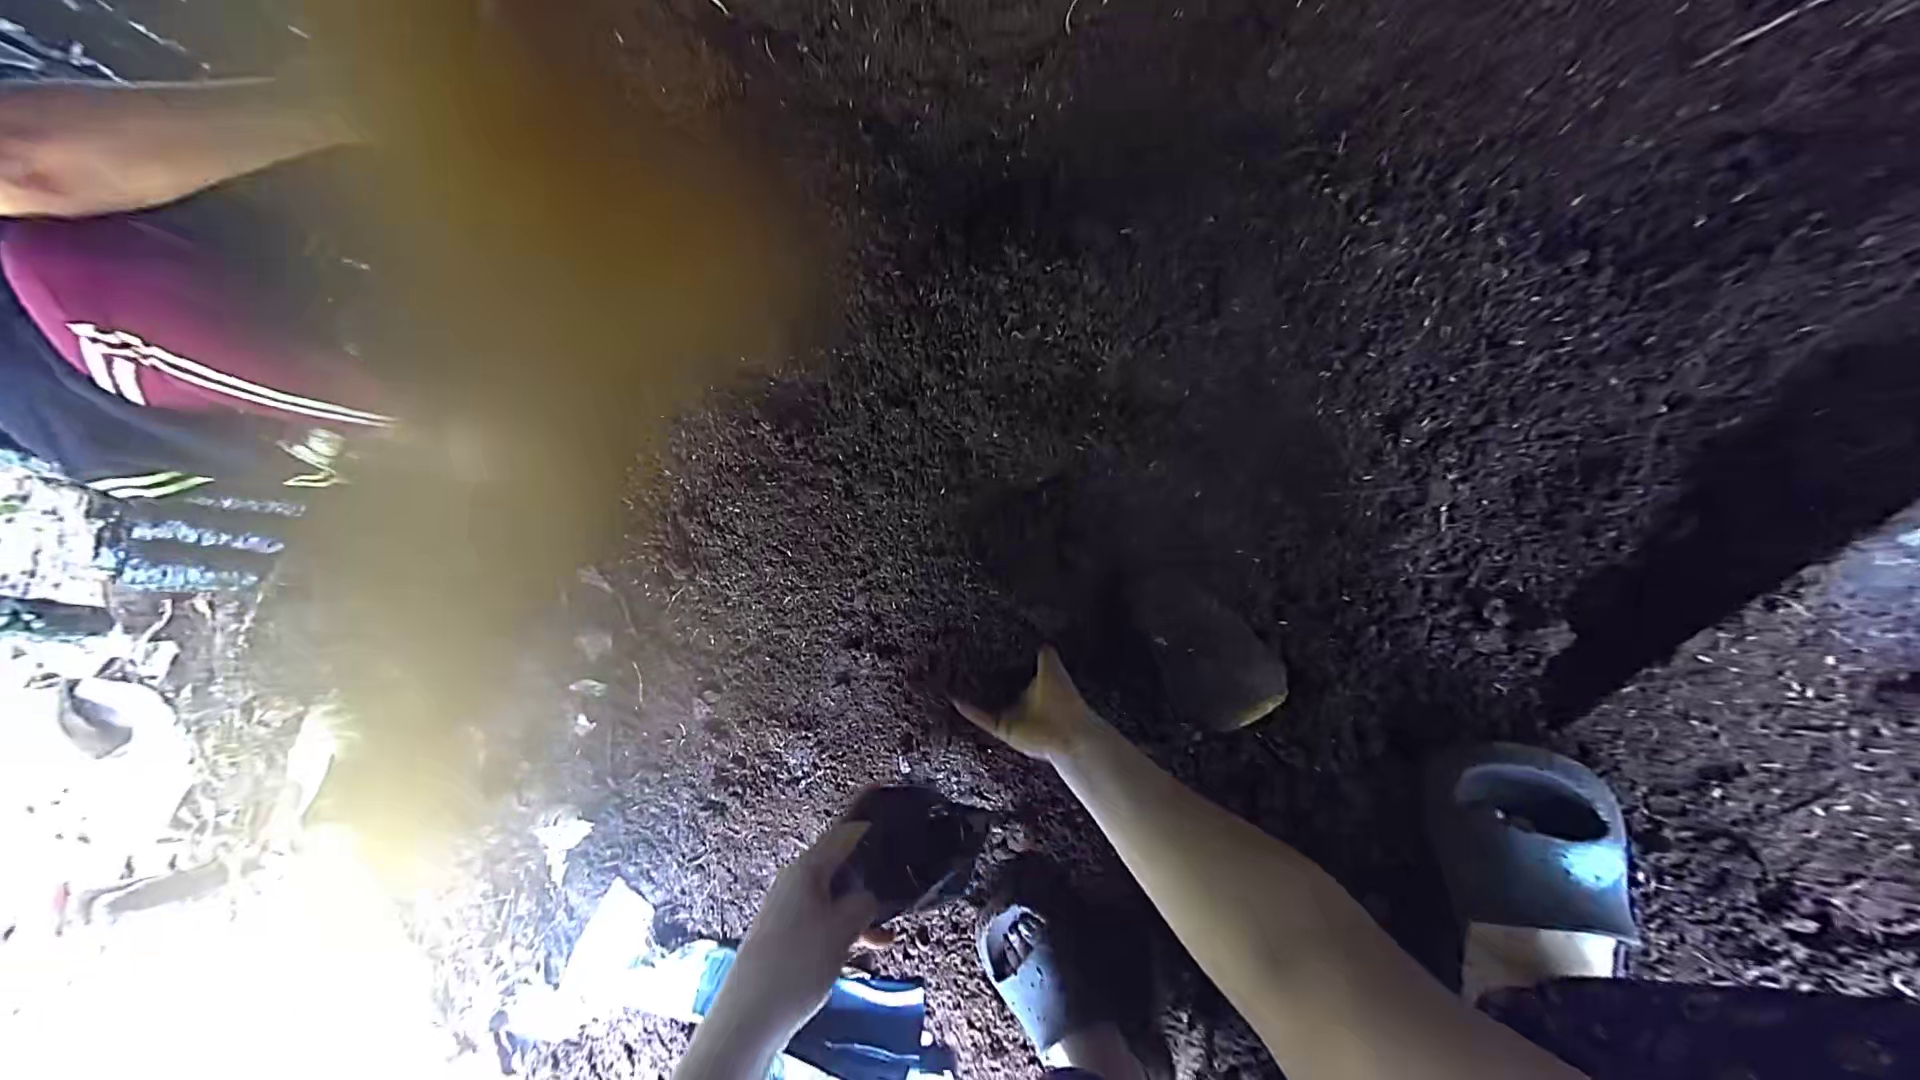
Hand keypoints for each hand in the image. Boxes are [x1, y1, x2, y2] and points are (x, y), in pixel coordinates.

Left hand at [711, 820, 880, 1037]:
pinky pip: (821, 917)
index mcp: (807, 868)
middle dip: (869, 875)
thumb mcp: (844, 929)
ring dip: (859, 908)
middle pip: (839, 864)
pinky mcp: (783, 933)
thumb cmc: (799, 963)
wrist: (748, 1018)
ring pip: (833, 895)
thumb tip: (869, 896)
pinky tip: (862, 948)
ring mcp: (786, 906)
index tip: (895, 829)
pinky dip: (843, 926)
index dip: (870, 828)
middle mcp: (795, 879)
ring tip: (886, 931)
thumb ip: (865, 903)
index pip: (845, 833)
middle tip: (898, 888)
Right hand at [953, 646, 1104, 764]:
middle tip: (960, 668)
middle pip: (997, 692)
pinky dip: (970, 711)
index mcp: (1032, 688)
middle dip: (982, 683)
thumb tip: (1040, 639)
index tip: (984, 651)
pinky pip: (982, 719)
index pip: (1012, 674)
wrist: (1069, 730)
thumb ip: (1045, 653)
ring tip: (952, 685)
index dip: (1000, 665)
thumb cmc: (1065, 699)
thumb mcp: (1052, 666)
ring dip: (971, 699)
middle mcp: (1020, 703)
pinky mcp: (1003, 729)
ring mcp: (1011, 717)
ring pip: (986, 707)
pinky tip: (956, 701)